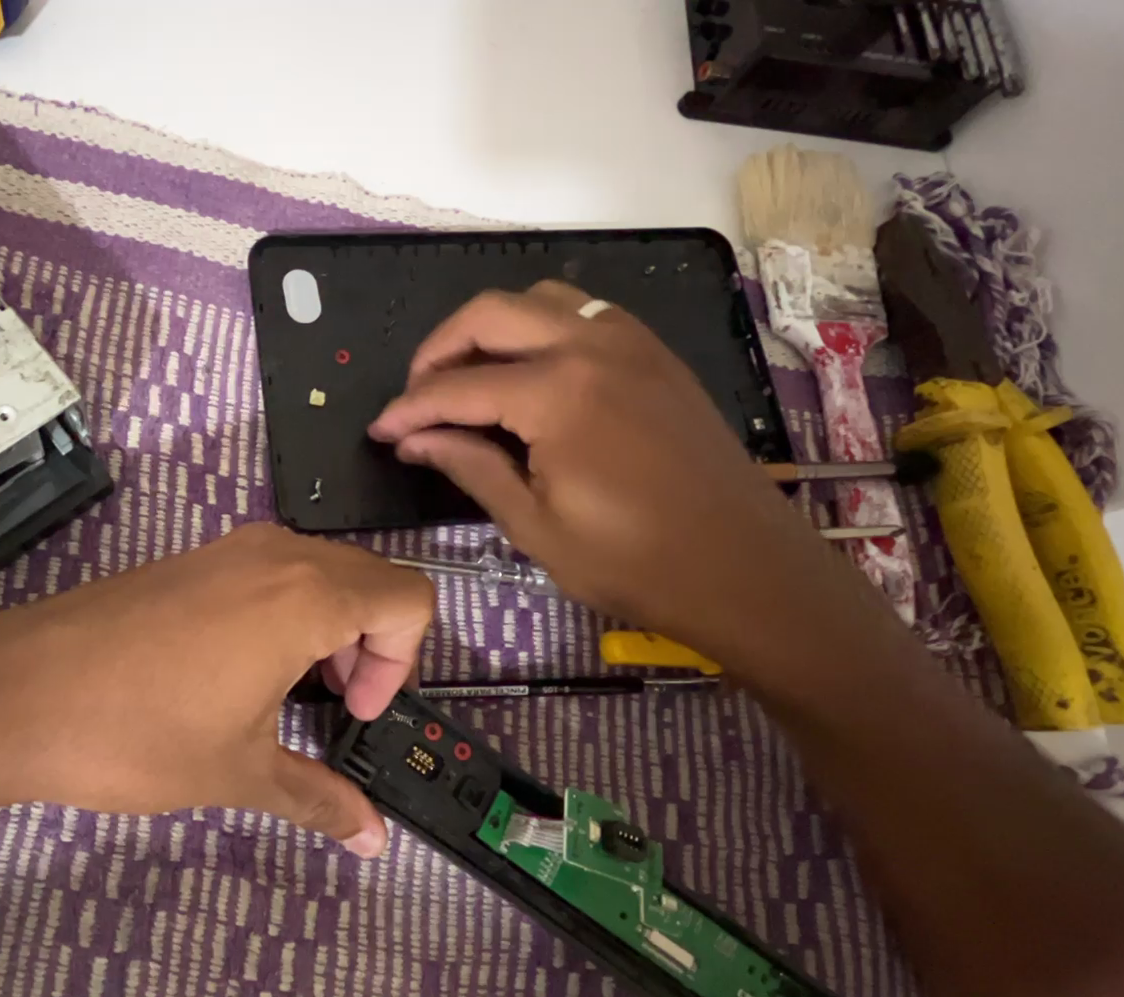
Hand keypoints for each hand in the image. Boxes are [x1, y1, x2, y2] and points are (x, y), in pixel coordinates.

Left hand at [0, 524, 433, 857]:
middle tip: (328, 708)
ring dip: (326, 631)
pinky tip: (232, 674)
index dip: (401, 662)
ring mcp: (224, 550)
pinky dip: (280, 615)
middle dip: (370, 647)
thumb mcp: (239, 772)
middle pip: (368, 581)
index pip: (409, 598)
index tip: (352, 713)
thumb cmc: (137, 732)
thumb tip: (373, 839)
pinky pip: (266, 574)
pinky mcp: (186, 562)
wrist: (12, 693)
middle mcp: (274, 554)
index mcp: (305, 594)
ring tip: (282, 696)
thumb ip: (319, 798)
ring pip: (316, 574)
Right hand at [367, 282, 863, 676]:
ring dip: (490, 330)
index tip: (380, 431)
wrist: (743, 569)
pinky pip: (583, 315)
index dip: (408, 410)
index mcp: (558, 394)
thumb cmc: (632, 562)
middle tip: (416, 397)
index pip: (456, 387)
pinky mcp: (654, 356)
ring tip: (467, 379)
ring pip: (539, 301)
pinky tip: (528, 375)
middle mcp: (592, 347)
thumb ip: (470, 467)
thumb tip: (413, 440)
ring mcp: (630, 344)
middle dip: (438, 350)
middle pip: (490, 314)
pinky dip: (540, 330)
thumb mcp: (534, 525)